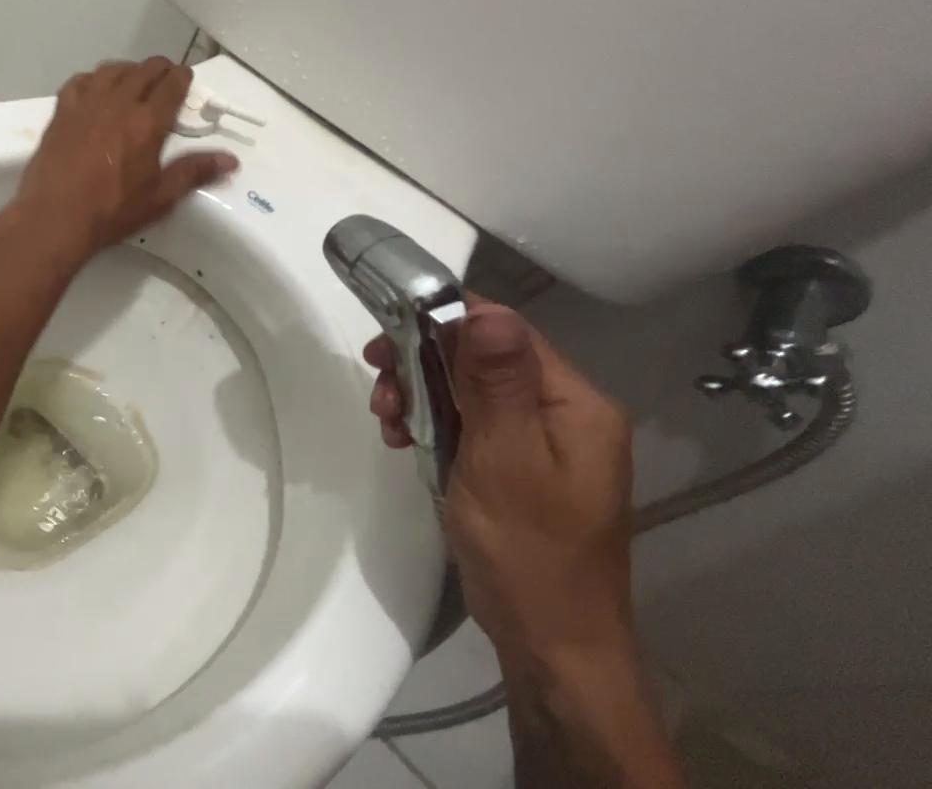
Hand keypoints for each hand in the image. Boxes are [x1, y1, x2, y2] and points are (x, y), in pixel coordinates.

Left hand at [8, 58, 237, 261]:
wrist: (54, 218)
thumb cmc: (111, 211)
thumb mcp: (159, 197)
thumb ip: (194, 173)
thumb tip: (230, 160)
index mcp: (147, 122)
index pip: (171, 86)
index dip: (182, 78)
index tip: (185, 78)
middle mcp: (117, 104)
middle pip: (143, 70)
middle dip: (159, 69)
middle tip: (165, 77)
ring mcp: (85, 105)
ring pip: (111, 71)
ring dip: (127, 70)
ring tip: (132, 80)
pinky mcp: (60, 113)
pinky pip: (78, 82)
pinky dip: (91, 80)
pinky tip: (94, 90)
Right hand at [364, 300, 636, 671]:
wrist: (549, 639)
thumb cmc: (525, 547)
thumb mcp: (504, 457)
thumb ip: (496, 383)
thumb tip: (487, 314)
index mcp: (574, 403)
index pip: (506, 331)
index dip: (444, 323)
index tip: (386, 341)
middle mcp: (564, 413)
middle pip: (482, 358)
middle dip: (423, 365)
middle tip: (380, 393)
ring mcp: (541, 442)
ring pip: (468, 391)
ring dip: (420, 397)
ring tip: (387, 425)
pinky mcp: (517, 467)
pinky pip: (469, 425)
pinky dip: (432, 426)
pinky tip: (405, 443)